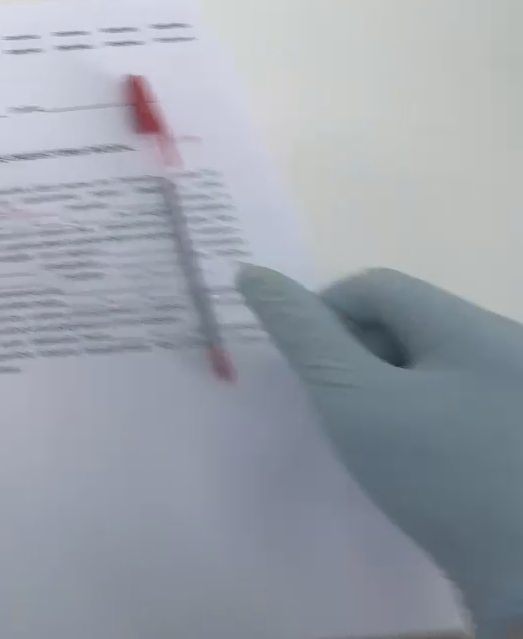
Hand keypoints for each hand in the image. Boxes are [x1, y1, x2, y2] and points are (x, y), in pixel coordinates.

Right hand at [238, 266, 522, 633]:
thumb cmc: (439, 474)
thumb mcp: (348, 393)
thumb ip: (297, 327)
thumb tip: (251, 273)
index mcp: (481, 330)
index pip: (375, 286)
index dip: (325, 316)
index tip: (317, 372)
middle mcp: (517, 349)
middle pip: (408, 321)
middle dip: (360, 355)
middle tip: (350, 408)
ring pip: (434, 361)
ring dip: (394, 386)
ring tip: (391, 438)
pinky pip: (469, 397)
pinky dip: (433, 414)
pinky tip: (434, 459)